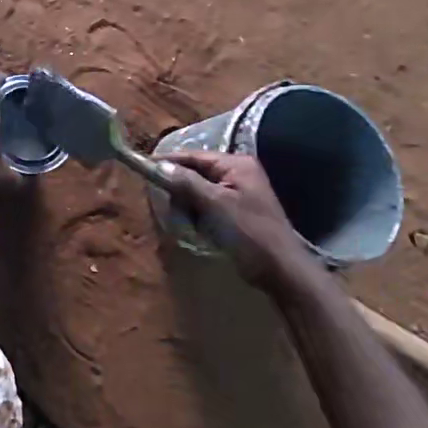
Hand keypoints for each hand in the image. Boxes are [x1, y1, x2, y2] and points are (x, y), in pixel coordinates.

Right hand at [160, 151, 318, 289]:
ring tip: (191, 226)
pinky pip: (208, 208)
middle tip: (174, 210)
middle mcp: (238, 173)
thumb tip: (159, 165)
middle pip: (195, 173)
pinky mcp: (237, 213)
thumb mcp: (216, 205)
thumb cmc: (250, 234)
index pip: (194, 156)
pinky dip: (200, 218)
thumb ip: (187, 183)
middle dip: (181, 191)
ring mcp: (239, 193)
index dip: (169, 162)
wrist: (283, 271)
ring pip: (199, 193)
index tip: (144, 169)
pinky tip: (201, 232)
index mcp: (237, 164)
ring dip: (190, 208)